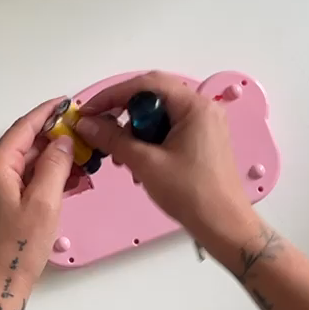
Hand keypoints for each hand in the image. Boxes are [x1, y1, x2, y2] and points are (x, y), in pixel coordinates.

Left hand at [0, 98, 76, 301]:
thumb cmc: (18, 249)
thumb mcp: (45, 203)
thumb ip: (55, 166)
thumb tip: (63, 140)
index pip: (22, 129)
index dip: (46, 114)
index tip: (67, 103)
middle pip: (21, 147)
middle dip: (53, 141)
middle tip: (83, 138)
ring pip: (21, 166)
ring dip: (49, 163)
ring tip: (81, 163)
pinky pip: (18, 183)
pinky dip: (40, 180)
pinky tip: (65, 183)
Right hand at [75, 72, 254, 243]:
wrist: (222, 225)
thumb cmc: (190, 193)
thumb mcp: (145, 163)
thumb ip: (113, 139)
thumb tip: (86, 124)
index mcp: (194, 106)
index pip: (146, 84)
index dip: (113, 95)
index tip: (89, 111)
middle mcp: (202, 108)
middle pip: (152, 97)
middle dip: (123, 114)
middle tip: (99, 130)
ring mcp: (203, 125)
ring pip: (158, 115)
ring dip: (134, 131)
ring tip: (119, 155)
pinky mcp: (201, 140)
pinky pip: (167, 130)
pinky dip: (148, 141)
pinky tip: (138, 163)